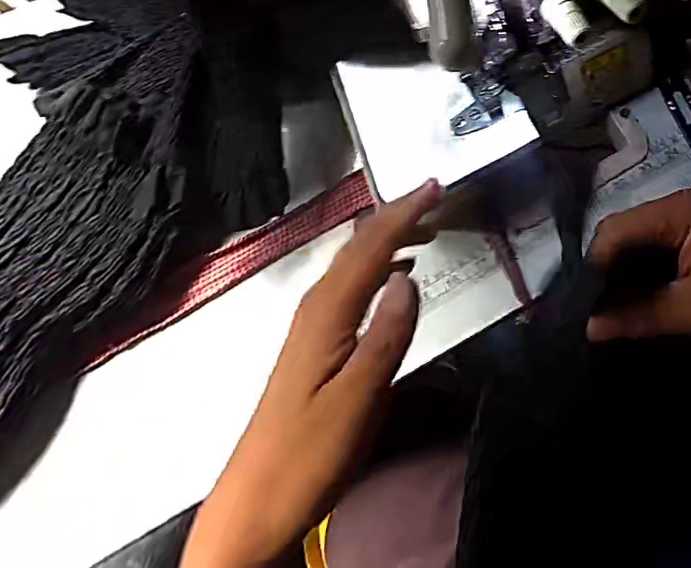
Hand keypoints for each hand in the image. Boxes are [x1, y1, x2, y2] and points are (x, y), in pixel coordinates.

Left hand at [183, 180, 440, 567]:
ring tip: (425, 224)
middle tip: (435, 195)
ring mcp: (312, 322)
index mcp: (327, 311)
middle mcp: (317, 305)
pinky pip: (351, 282)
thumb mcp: (358, 399)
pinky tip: (394, 272)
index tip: (435, 185)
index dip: (404, 211)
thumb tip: (409, 275)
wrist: (255, 505)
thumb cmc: (309, 453)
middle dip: (397, 214)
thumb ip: (386, 335)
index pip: (371, 246)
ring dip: (389, 236)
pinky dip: (378, 263)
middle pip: (359, 245)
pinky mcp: (315, 340)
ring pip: (354, 261)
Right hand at [586, 190, 690, 366]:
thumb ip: (641, 314)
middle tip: (574, 309)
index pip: (617, 229)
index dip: (593, 262)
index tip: (570, 300)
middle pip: (623, 239)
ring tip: (587, 314)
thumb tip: (588, 326)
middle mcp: (678, 218)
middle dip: (600, 273)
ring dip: (615, 284)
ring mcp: (685, 242)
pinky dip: (633, 291)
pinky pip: (650, 272)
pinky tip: (615, 313)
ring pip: (634, 257)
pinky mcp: (690, 266)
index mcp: (680, 211)